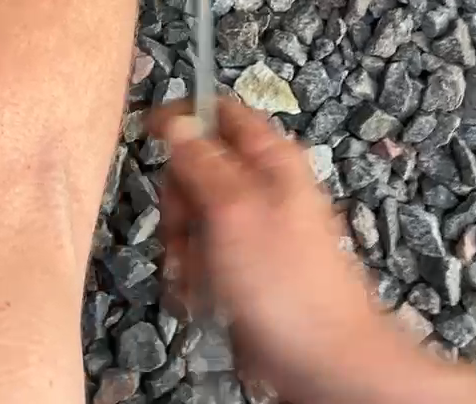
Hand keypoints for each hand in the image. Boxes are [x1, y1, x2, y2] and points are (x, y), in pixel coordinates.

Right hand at [151, 100, 412, 400]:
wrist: (326, 363)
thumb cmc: (285, 283)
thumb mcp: (233, 210)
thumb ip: (201, 160)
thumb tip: (177, 121)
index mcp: (270, 157)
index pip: (220, 111)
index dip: (183, 117)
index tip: (150, 134)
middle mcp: (265, 184)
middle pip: (200, 166)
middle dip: (180, 201)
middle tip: (182, 229)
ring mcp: (258, 226)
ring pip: (198, 213)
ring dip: (184, 246)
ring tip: (194, 277)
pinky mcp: (252, 264)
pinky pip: (208, 253)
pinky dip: (196, 273)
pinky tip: (201, 296)